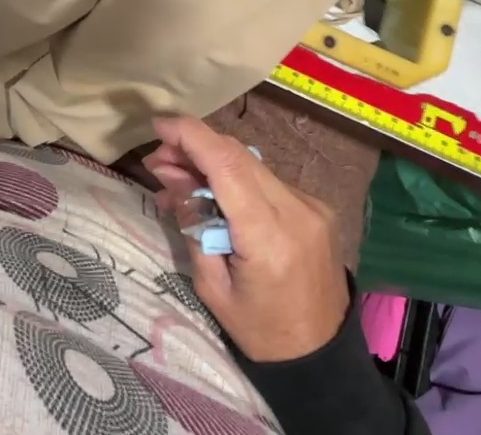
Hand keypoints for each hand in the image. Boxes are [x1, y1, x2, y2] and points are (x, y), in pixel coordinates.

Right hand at [144, 115, 347, 362]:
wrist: (323, 356)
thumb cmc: (260, 331)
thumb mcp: (213, 288)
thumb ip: (194, 227)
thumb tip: (173, 178)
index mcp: (269, 237)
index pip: (227, 164)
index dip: (190, 136)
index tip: (158, 125)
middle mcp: (297, 211)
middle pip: (236, 154)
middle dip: (192, 147)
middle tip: (157, 161)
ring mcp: (311, 206)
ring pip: (250, 162)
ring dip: (210, 161)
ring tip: (176, 177)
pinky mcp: (315, 207)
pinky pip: (265, 178)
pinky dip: (233, 177)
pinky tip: (212, 192)